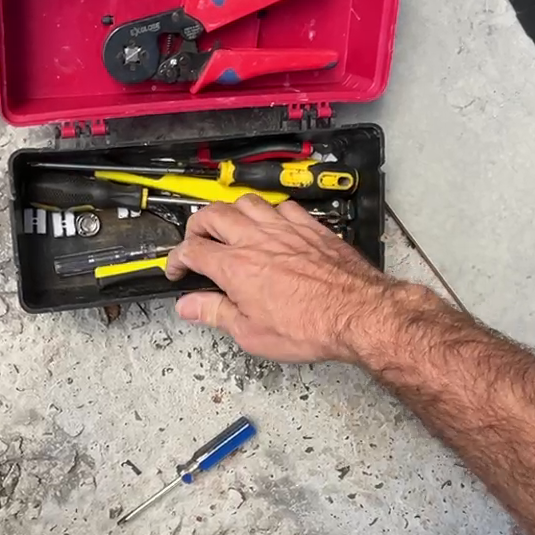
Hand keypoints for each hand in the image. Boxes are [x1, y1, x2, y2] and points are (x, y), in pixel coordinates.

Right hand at [164, 196, 429, 363]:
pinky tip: (271, 224)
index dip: (176, 259)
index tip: (176, 270)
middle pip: (212, 215)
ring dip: (230, 212)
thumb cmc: (309, 327)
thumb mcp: (250, 333)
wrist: (358, 315)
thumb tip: (187, 306)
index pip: (191, 250)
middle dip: (196, 226)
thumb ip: (214, 313)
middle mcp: (256, 240)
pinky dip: (268, 211)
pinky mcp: (310, 228)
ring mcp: (284, 229)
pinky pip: (282, 205)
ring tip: (229, 227)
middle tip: (196, 242)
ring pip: (246, 201)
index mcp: (235, 267)